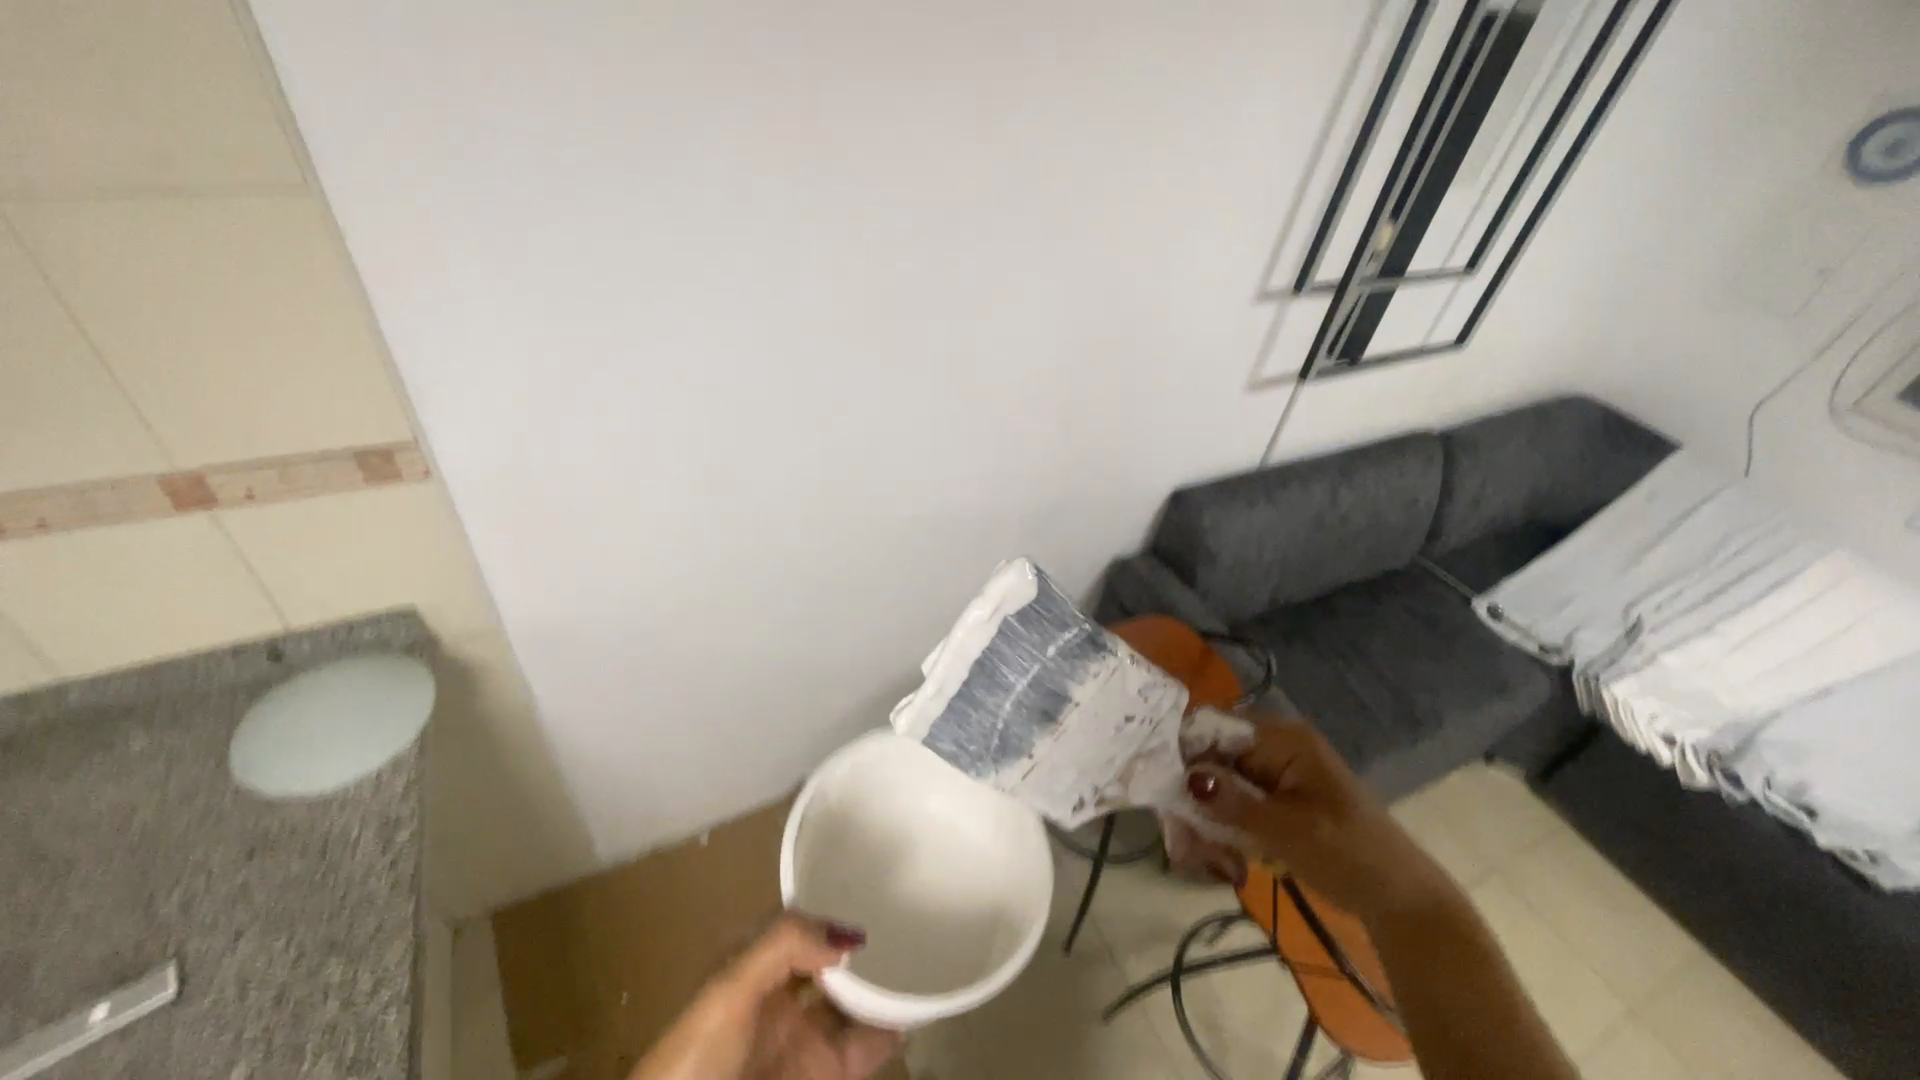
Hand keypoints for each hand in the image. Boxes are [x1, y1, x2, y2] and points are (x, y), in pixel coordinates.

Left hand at [629, 914, 902, 1079]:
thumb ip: (783, 947)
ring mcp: (804, 1038)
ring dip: (883, 983)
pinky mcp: (825, 1073)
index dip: (826, 908)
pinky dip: (893, 1027)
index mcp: (751, 968)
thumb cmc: (696, 1054)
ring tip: (921, 956)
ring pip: (854, 1000)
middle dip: (861, 945)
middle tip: (907, 918)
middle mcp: (781, 997)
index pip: (796, 926)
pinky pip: (867, 1045)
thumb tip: (849, 935)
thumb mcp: (728, 988)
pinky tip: (915, 1006)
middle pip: (831, 961)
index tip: (868, 886)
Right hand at [1184, 719, 1453, 920]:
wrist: (1400, 899)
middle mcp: (1274, 748)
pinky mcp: (1275, 802)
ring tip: (1214, 864)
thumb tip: (1185, 776)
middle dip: (1194, 801)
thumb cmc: (1348, 854)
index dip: (1184, 754)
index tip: (1165, 794)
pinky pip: (1234, 806)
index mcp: (1283, 739)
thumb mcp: (1285, 829)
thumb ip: (1232, 801)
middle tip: (1189, 848)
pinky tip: (1227, 863)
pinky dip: (1224, 831)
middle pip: (1210, 759)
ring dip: (1206, 823)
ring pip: (1218, 786)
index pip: (1214, 727)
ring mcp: (1275, 775)